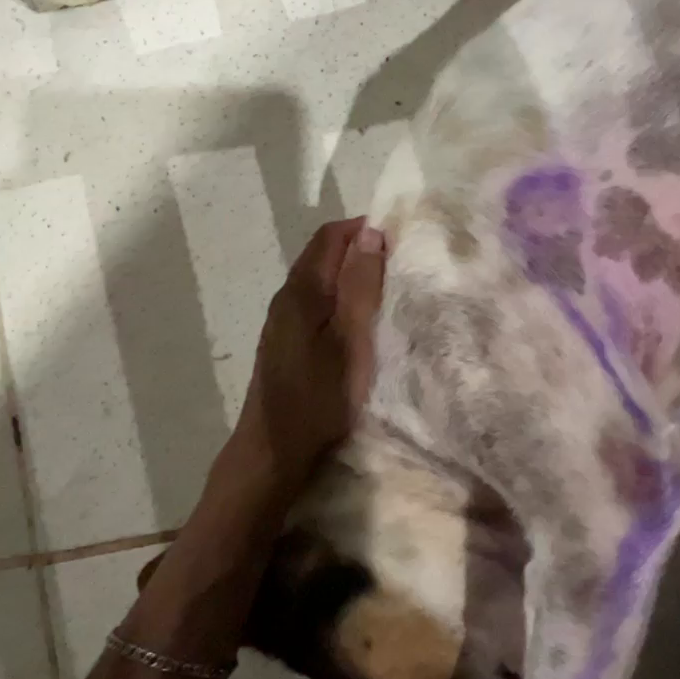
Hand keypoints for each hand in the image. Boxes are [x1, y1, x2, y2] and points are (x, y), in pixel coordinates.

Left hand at [238, 217, 387, 481]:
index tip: (403, 238)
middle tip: (403, 261)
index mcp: (301, 291)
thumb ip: (360, 287)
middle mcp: (287, 299)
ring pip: (321, 281)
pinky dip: (342, 300)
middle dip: (361, 248)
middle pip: (323, 256)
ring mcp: (283, 323)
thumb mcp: (350, 341)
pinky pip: (317, 305)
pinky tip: (363, 320)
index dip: (365, 228)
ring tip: (390, 287)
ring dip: (352, 275)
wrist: (275, 450)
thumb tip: (370, 233)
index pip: (331, 237)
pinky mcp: (287, 345)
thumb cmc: (319, 397)